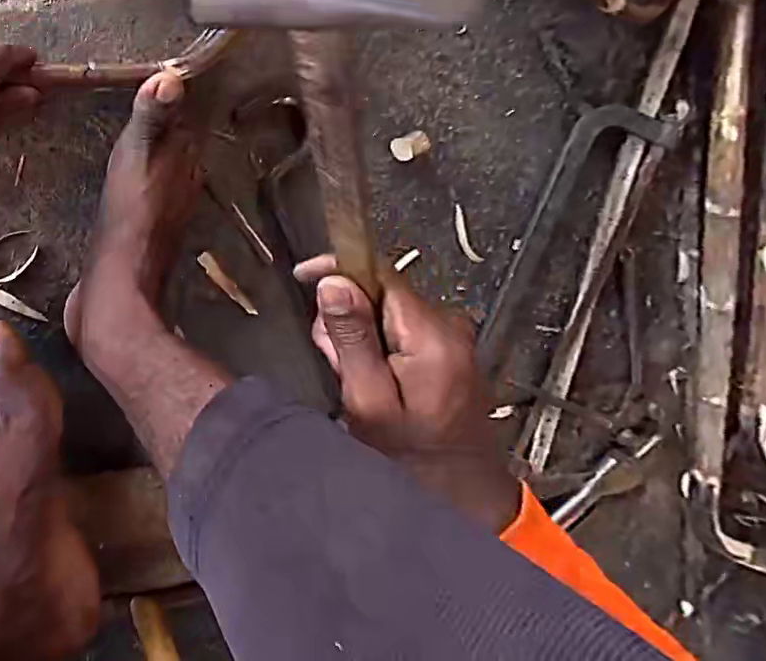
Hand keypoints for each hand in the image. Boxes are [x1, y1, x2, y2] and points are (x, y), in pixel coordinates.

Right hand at [295, 255, 521, 531]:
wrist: (460, 496)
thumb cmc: (413, 459)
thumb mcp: (369, 401)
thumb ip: (351, 339)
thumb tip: (332, 282)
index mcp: (432, 335)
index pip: (378, 272)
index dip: (338, 270)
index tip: (305, 276)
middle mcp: (449, 325)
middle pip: (378, 288)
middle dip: (346, 315)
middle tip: (338, 360)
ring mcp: (451, 334)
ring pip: (384, 306)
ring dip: (359, 331)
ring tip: (355, 374)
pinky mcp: (446, 344)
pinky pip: (398, 324)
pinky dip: (376, 342)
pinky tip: (373, 374)